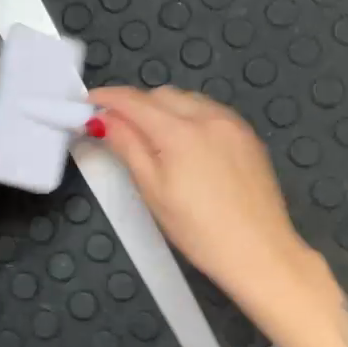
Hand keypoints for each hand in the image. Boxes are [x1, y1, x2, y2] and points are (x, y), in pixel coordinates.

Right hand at [89, 86, 339, 316]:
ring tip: (149, 136)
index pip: (135, 101)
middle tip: (115, 127)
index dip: (107, 97)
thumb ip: (127, 146)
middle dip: (135, 103)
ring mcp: (233, 124)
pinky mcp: (248, 136)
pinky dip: (188, 116)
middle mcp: (209, 117)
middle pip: (161, 94)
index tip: (88, 102)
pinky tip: (183, 143)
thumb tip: (103, 119)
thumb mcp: (152, 189)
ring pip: (187, 99)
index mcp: (180, 132)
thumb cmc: (197, 229)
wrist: (260, 252)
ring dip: (162, 108)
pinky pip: (210, 111)